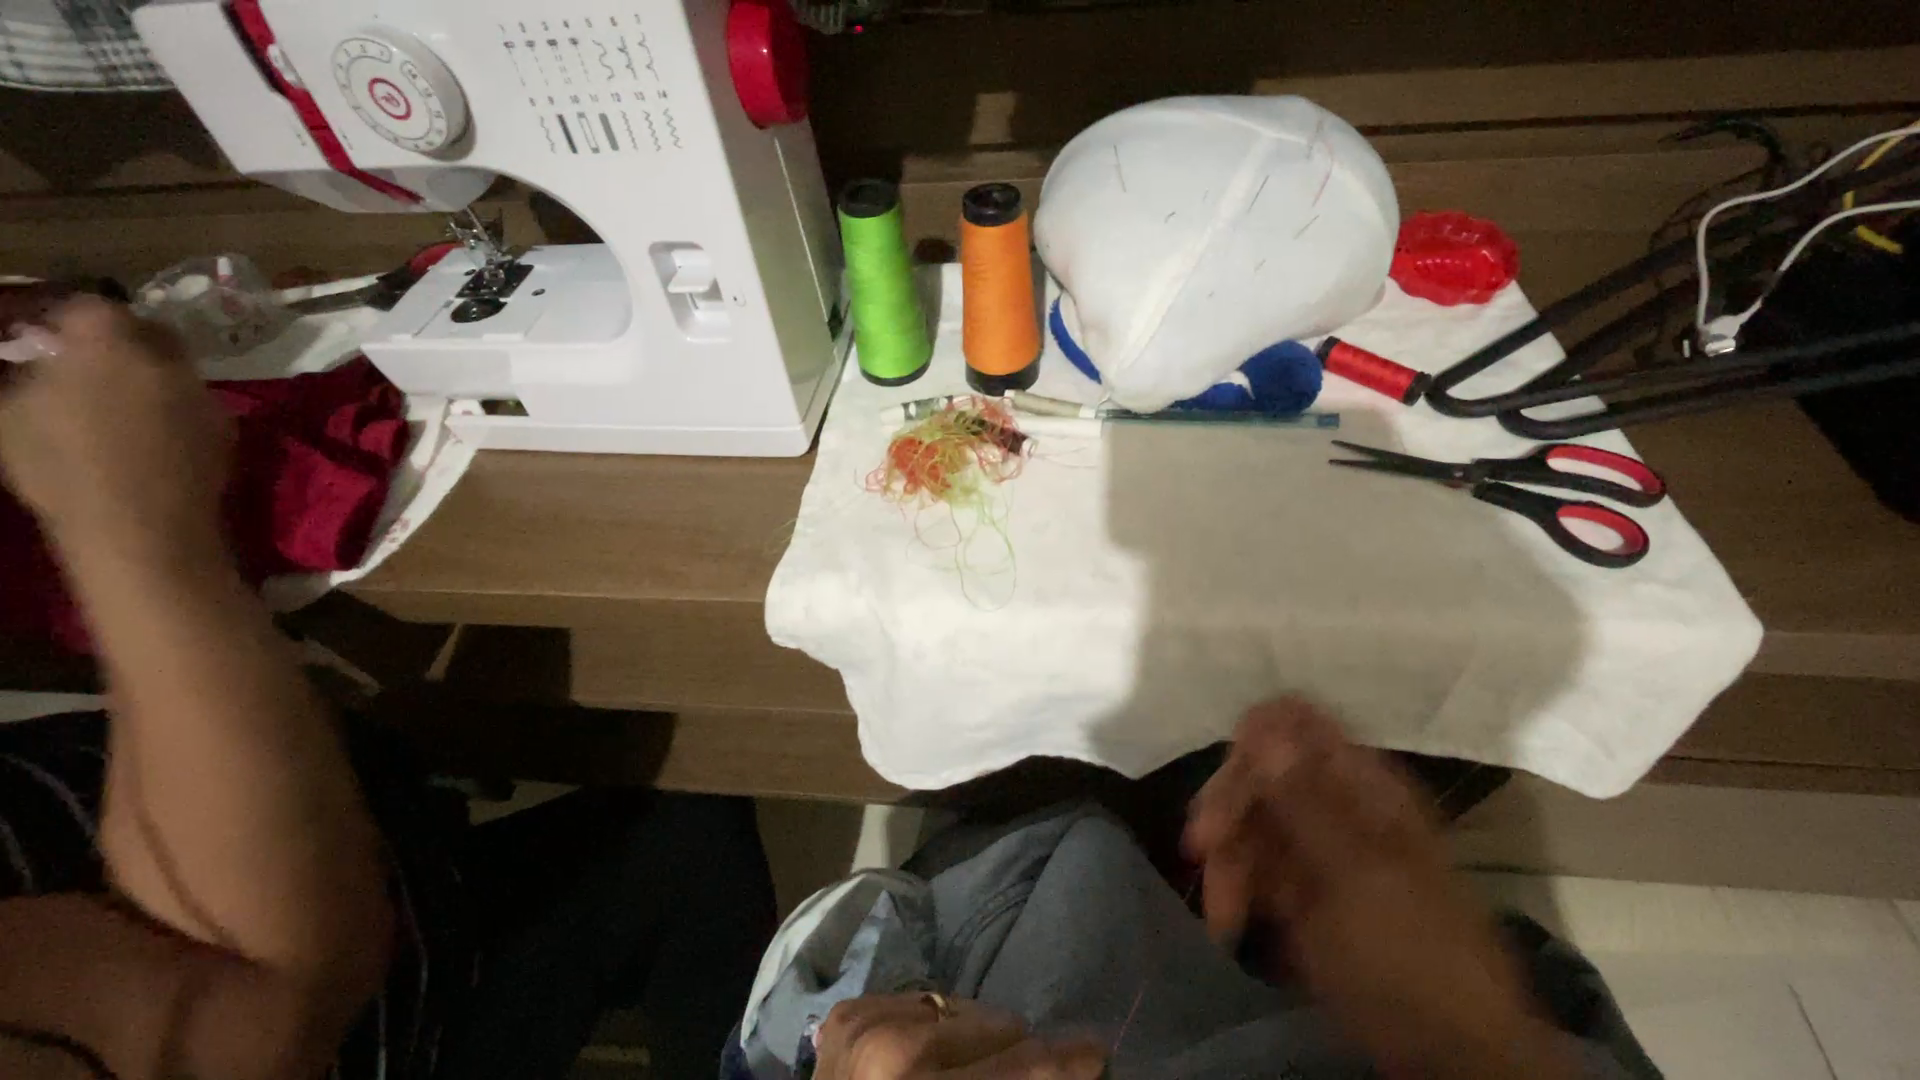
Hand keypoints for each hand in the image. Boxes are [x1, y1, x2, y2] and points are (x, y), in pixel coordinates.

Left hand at [0, 296, 229, 570]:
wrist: (134, 527)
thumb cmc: (187, 460)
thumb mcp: (209, 405)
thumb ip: (175, 363)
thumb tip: (157, 339)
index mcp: (100, 340)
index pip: (97, 306)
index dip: (124, 325)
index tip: (153, 347)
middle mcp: (46, 359)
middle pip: (67, 346)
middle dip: (94, 361)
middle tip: (133, 390)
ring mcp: (17, 399)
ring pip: (48, 383)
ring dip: (73, 396)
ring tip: (111, 430)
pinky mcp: (5, 439)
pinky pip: (33, 421)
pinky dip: (55, 430)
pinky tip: (88, 457)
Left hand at [815, 993, 1105, 1079]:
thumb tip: (1061, 1070)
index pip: (1021, 1064)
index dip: (1066, 1059)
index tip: (1097, 1050)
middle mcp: (895, 1051)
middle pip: (998, 1025)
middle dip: (1016, 1051)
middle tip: (1013, 1075)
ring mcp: (865, 1024)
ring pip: (963, 1005)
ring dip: (975, 1036)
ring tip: (966, 1069)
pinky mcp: (848, 1011)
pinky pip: (921, 1000)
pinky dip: (932, 1027)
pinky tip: (926, 1057)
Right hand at [1184, 700, 1577, 1079]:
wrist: (1448, 1053)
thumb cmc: (1412, 953)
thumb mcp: (1355, 875)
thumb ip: (1304, 797)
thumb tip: (1262, 724)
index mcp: (1360, 785)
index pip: (1293, 724)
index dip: (1252, 741)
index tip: (1225, 784)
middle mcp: (1333, 803)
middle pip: (1257, 773)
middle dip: (1227, 810)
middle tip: (1201, 849)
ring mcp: (1313, 847)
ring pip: (1245, 824)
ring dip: (1225, 863)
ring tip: (1222, 916)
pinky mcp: (1297, 890)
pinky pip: (1249, 870)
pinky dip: (1232, 893)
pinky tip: (1227, 927)